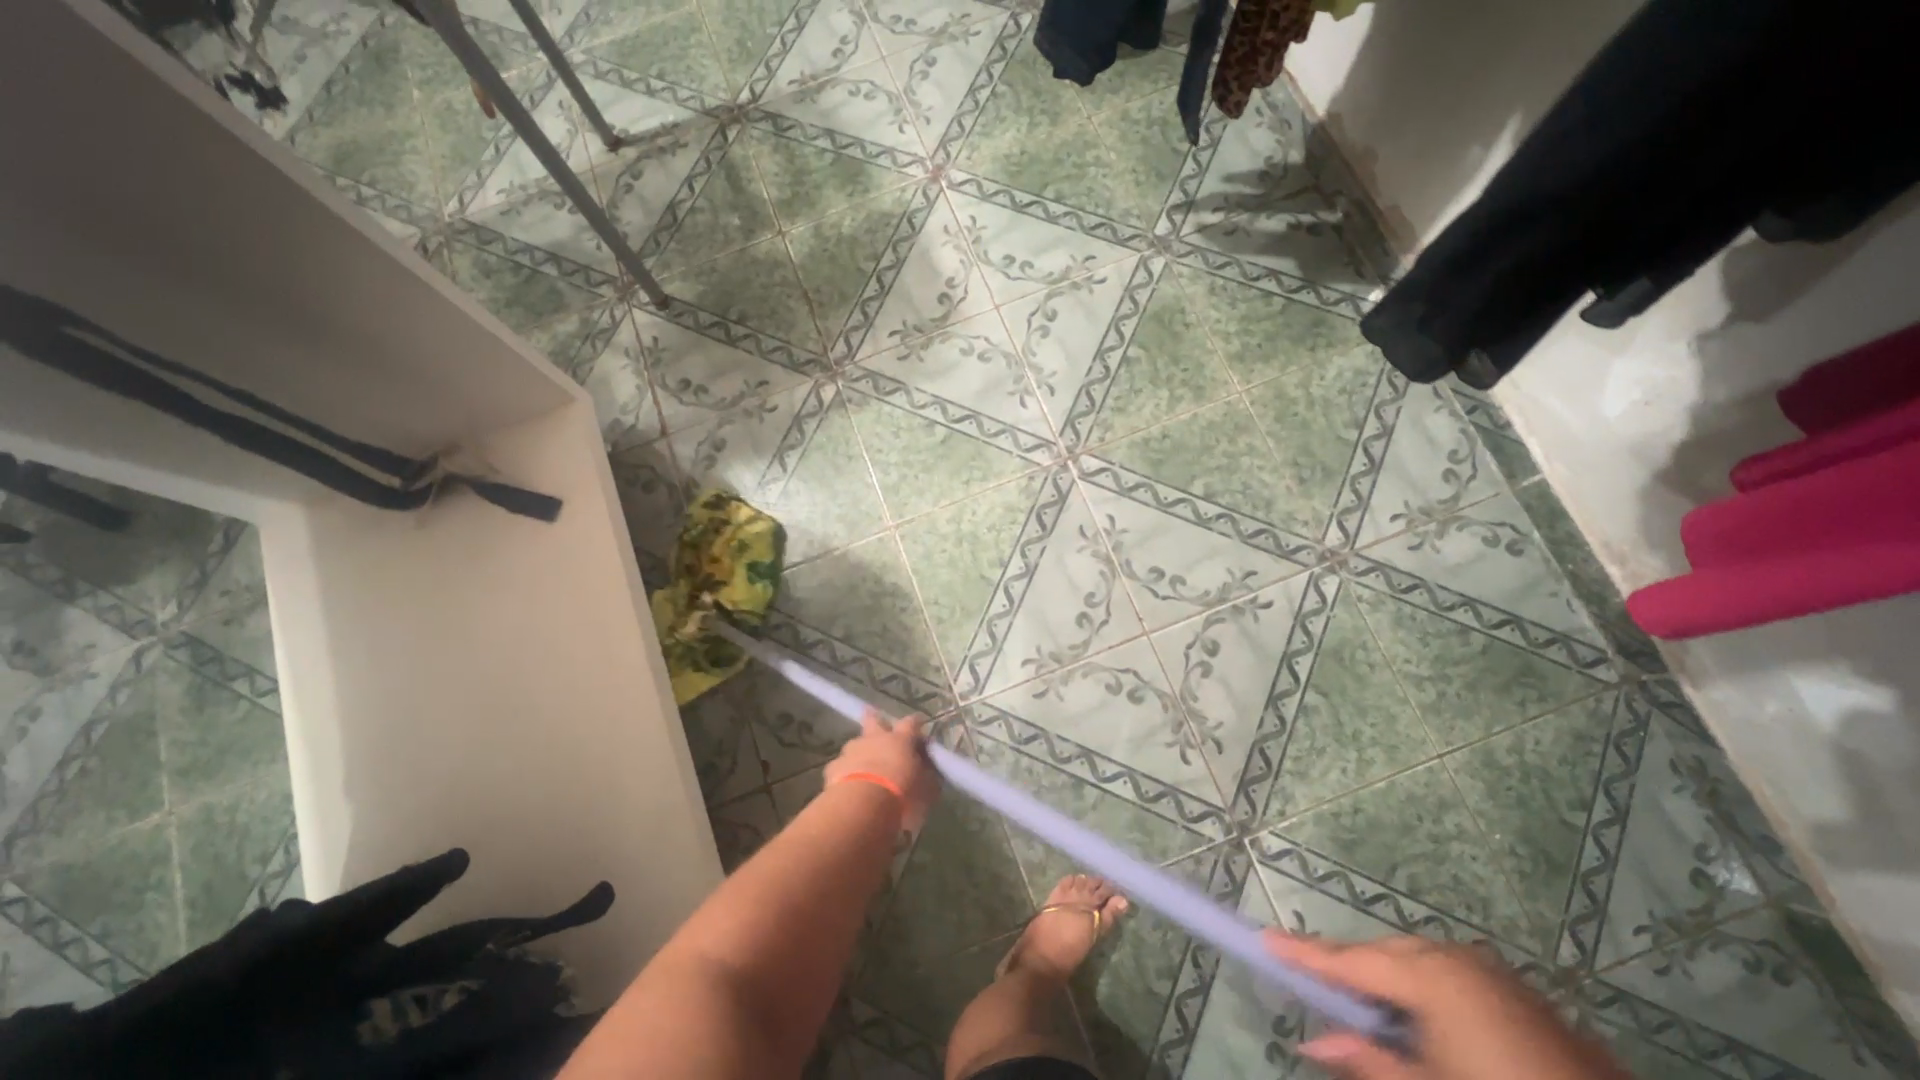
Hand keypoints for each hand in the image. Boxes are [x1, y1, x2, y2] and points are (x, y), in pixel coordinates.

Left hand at [823, 711, 940, 831]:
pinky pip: (841, 766)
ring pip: (855, 744)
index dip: (915, 724)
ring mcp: (851, 751)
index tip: (918, 727)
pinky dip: (846, 772)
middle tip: (878, 726)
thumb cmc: (902, 795)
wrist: (862, 806)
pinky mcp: (833, 767)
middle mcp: (875, 739)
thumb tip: (929, 768)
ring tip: (864, 768)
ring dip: (860, 752)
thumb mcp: (927, 788)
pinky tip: (848, 785)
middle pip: (874, 720)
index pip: (911, 723)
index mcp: (900, 740)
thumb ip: (928, 774)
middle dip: (875, 720)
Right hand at [1266, 933, 1629, 1079]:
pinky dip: (1421, 990)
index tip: (1263, 938)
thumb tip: (1313, 1042)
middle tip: (1316, 991)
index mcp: (1430, 977)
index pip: (1348, 960)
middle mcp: (1457, 959)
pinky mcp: (1517, 991)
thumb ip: (1367, 1061)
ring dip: (1385, 982)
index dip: (1304, 953)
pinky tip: (1419, 1024)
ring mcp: (1492, 972)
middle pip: (1382, 955)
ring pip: (1417, 963)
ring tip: (1366, 1016)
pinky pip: (1449, 976)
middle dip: (1348, 971)